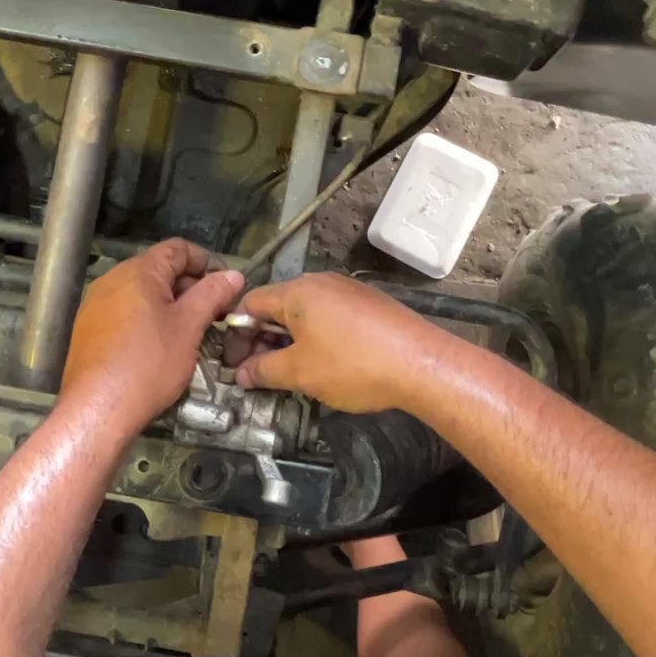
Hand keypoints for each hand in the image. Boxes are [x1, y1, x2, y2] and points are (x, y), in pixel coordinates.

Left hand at [59, 239, 243, 432]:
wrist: (97, 409)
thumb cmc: (148, 363)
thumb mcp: (189, 326)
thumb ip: (212, 294)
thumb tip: (233, 274)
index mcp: (139, 271)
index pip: (179, 249)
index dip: (207, 262)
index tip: (226, 286)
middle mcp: (113, 279)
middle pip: (161, 270)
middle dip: (192, 287)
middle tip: (215, 314)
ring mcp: (97, 304)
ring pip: (144, 294)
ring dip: (171, 306)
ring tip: (191, 332)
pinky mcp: (89, 329)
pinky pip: (126, 312)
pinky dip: (149, 320)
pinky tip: (160, 346)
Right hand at [226, 274, 455, 412]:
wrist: (420, 363)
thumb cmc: (353, 365)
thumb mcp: (300, 373)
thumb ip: (265, 370)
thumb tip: (241, 374)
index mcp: (298, 291)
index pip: (252, 302)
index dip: (237, 332)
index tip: (235, 361)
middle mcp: (321, 282)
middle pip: (278, 305)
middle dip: (263, 337)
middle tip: (258, 371)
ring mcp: (348, 290)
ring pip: (305, 312)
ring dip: (290, 339)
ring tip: (289, 370)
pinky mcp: (369, 304)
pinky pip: (330, 315)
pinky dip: (316, 335)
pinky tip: (324, 362)